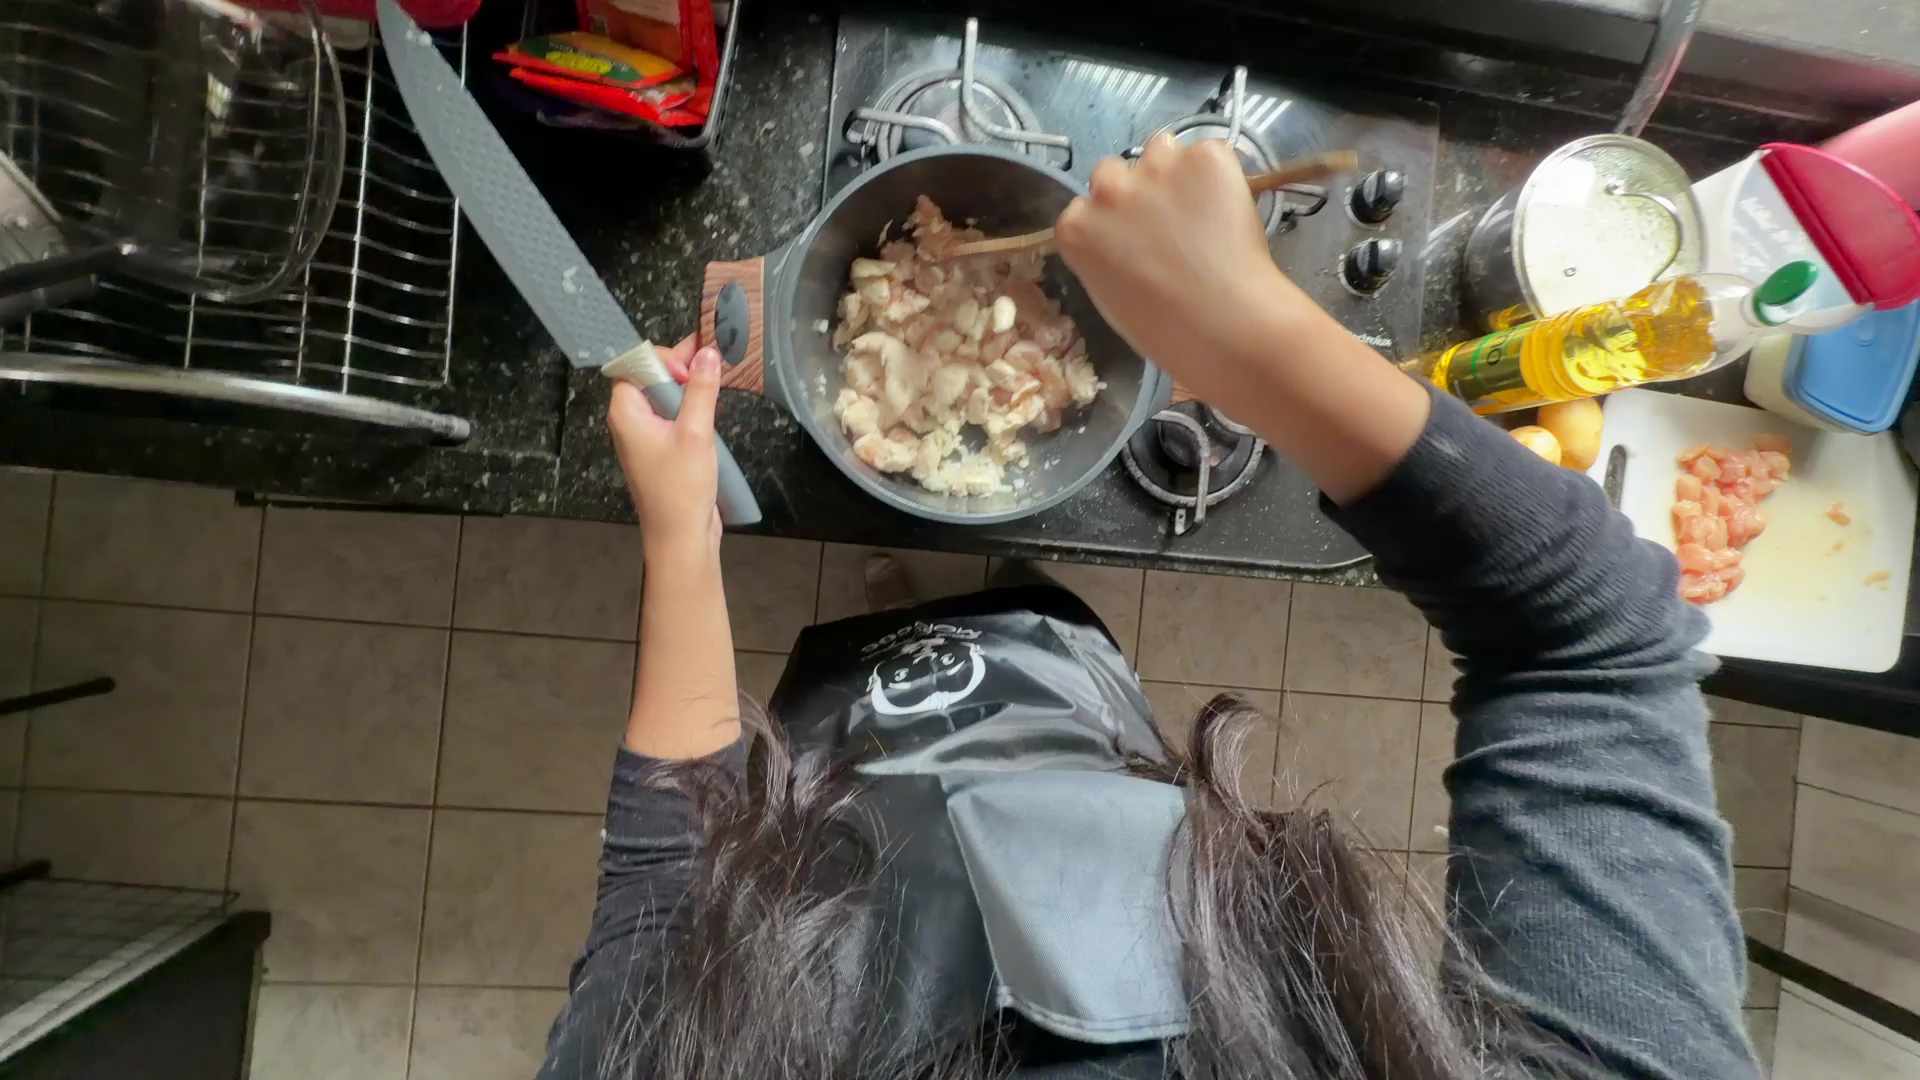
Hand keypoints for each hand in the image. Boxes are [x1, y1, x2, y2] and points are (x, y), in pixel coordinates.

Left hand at [607, 335, 721, 556]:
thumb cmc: (681, 488)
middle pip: (650, 378)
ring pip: (665, 398)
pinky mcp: (663, 450)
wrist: (681, 536)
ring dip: (689, 388)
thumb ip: (702, 391)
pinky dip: (692, 408)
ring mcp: (647, 436)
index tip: (692, 368)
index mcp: (626, 412)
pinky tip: (713, 407)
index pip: (635, 365)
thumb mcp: (695, 433)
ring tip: (717, 379)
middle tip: (713, 362)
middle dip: (681, 367)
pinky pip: (673, 417)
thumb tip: (710, 353)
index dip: (663, 358)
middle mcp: (631, 420)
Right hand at [1057, 136, 1429, 501]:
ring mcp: (1156, 167)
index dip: (1109, 222)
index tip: (1128, 240)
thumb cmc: (1162, 330)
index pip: (1082, 208)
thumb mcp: (1110, 297)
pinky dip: (1219, 176)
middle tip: (1164, 224)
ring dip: (1174, 172)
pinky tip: (1227, 213)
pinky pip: (1209, 154)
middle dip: (1134, 190)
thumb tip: (1126, 243)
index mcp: (1075, 229)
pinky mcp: (1205, 156)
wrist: (1220, 323)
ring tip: (1199, 213)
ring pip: (1160, 150)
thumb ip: (1106, 257)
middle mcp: (1107, 190)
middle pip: (1112, 171)